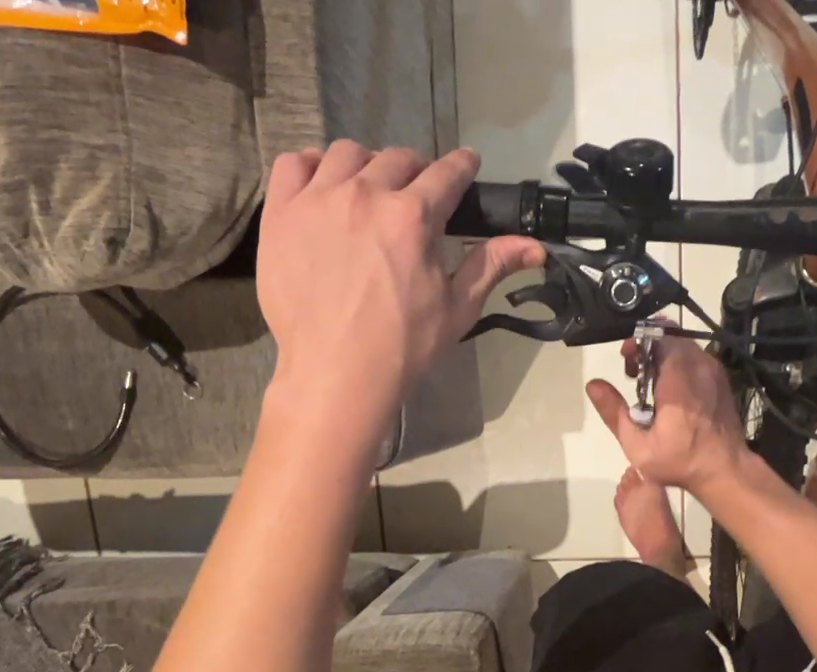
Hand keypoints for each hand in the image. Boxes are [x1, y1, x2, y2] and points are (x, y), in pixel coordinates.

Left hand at [255, 142, 543, 423]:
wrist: (336, 372)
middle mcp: (365, 194)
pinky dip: (311, 167)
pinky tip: (322, 187)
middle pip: (397, 158)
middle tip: (416, 195)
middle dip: (415, 171)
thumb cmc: (404, 346)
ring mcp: (317, 200)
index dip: (462, 166)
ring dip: (366, 166)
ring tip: (369, 191)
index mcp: (414, 216)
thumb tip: (535, 246)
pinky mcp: (281, 214)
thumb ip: (491, 265)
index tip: (467, 165)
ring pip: (346, 154)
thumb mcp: (457, 308)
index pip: (446, 173)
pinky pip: (292, 164)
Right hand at [586, 332, 747, 491]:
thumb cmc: (679, 461)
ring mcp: (714, 372)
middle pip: (671, 338)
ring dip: (664, 355)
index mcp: (678, 380)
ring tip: (650, 381)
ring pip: (685, 346)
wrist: (725, 471)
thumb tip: (592, 384)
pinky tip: (671, 388)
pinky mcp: (722, 380)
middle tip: (633, 372)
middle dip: (648, 347)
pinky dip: (680, 364)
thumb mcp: (638, 445)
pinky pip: (697, 358)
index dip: (638, 342)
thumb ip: (613, 412)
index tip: (626, 360)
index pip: (659, 338)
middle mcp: (700, 368)